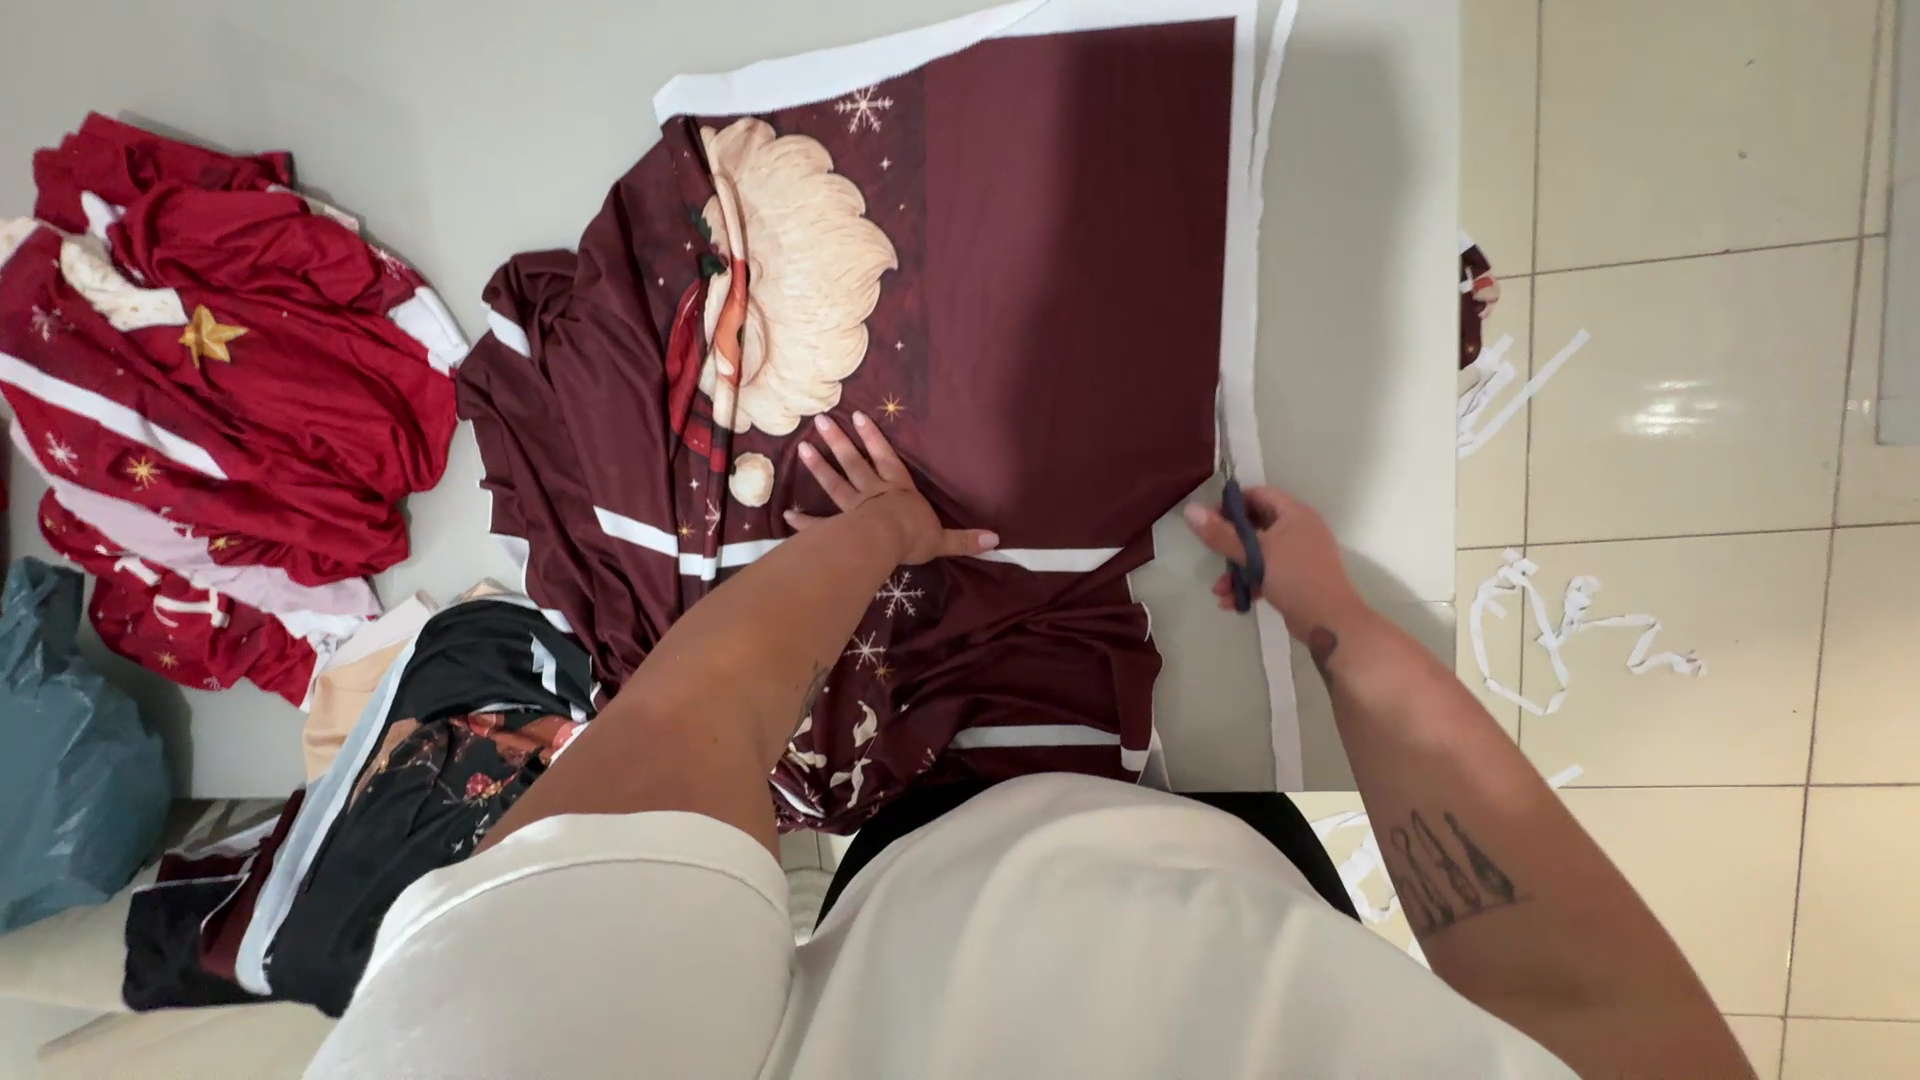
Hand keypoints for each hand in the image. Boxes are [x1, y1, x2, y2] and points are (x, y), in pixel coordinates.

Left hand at [788, 412, 998, 564]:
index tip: (858, 417)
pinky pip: (819, 523)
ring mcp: (853, 508)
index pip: (886, 458)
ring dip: (819, 466)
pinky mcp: (839, 528)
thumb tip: (996, 540)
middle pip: (855, 463)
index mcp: (898, 490)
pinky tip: (786, 514)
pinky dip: (803, 521)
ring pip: (835, 483)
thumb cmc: (914, 536)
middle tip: (821, 420)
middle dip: (839, 442)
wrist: (887, 543)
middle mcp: (874, 493)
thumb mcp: (944, 539)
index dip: (873, 439)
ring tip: (802, 448)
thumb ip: (965, 540)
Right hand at [1182, 486, 1370, 641]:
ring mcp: (1300, 554)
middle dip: (1229, 545)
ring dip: (1236, 570)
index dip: (1232, 504)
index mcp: (1294, 514)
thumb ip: (1221, 534)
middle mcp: (1299, 529)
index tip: (1210, 520)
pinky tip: (1232, 602)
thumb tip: (1190, 510)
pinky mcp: (1298, 577)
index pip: (1259, 495)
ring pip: (1259, 553)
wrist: (1329, 621)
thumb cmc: (1294, 578)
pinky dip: (1250, 583)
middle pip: (1255, 526)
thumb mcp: (1254, 554)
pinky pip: (1268, 572)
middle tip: (1212, 554)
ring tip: (1219, 590)